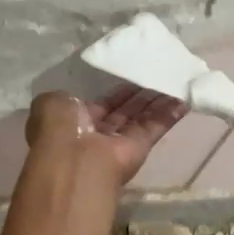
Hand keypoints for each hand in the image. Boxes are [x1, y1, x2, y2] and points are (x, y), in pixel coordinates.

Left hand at [26, 86, 186, 187]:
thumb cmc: (57, 127)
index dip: (114, 93)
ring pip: (140, 118)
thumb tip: (78, 99)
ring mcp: (118, 142)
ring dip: (156, 101)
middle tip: (156, 75)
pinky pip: (154, 128)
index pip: (99, 105)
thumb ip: (65, 98)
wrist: (74, 159)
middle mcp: (96, 132)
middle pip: (122, 111)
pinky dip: (169, 115)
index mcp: (73, 121)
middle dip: (138, 95)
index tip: (130, 77)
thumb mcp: (50, 103)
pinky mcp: (138, 148)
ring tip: (174, 82)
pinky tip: (184, 100)